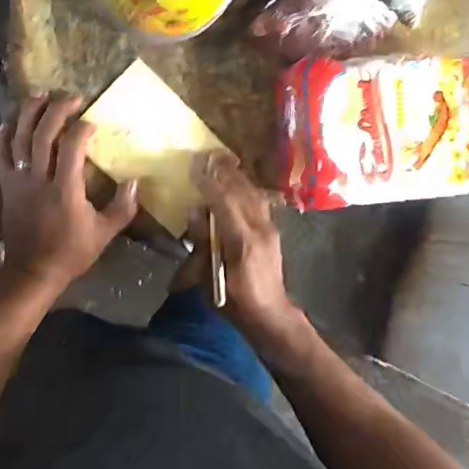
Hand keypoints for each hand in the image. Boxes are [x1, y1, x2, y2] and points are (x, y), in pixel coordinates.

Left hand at [0, 93, 138, 297]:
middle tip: (72, 98)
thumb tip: (134, 181)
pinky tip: (13, 121)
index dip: (81, 130)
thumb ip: (122, 206)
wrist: (31, 273)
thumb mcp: (105, 233)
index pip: (70, 148)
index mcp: (65, 191)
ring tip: (41, 95)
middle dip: (56, 112)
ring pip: (18, 139)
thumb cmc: (72, 252)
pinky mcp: (6, 186)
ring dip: (29, 114)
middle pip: (42, 136)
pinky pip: (0, 155)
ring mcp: (18, 182)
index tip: (93, 123)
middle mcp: (38, 180)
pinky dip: (4, 135)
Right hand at [191, 152, 296, 337]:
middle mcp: (260, 228)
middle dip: (223, 172)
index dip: (210, 181)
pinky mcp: (273, 230)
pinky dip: (247, 188)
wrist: (269, 313)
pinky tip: (238, 182)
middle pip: (242, 191)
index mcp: (243, 240)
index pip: (225, 201)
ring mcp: (270, 228)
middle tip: (206, 155)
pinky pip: (260, 201)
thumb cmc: (234, 301)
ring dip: (237, 177)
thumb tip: (196, 211)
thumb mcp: (210, 277)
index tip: (195, 164)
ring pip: (254, 193)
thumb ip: (204, 242)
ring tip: (221, 162)